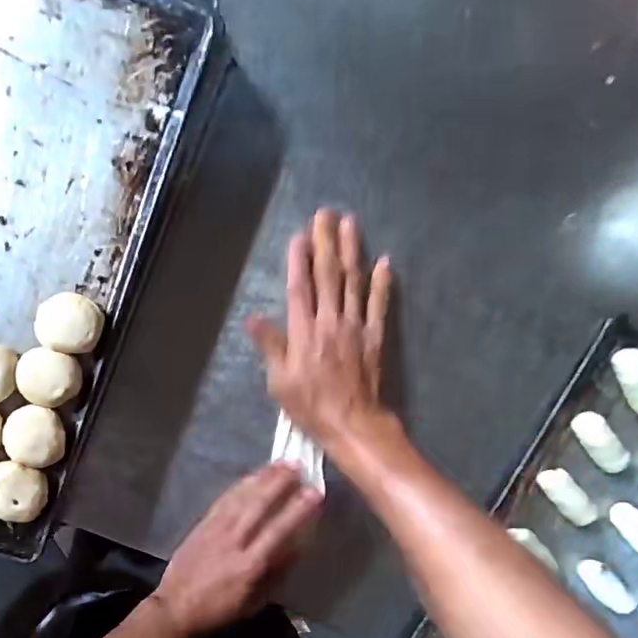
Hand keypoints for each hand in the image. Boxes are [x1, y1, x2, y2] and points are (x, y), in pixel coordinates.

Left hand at [150, 463, 321, 636]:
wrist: (175, 606)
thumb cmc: (218, 609)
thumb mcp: (253, 602)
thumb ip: (275, 575)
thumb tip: (295, 549)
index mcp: (249, 565)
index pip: (278, 531)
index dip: (297, 510)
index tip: (314, 492)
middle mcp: (233, 542)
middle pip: (259, 506)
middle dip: (280, 483)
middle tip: (298, 465)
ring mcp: (215, 530)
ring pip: (241, 498)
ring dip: (262, 478)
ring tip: (279, 463)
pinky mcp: (202, 524)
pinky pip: (223, 500)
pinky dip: (239, 486)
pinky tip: (251, 476)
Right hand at [248, 209, 394, 451]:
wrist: (352, 423)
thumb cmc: (310, 407)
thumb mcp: (280, 382)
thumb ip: (270, 346)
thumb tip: (254, 317)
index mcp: (303, 333)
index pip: (300, 288)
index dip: (298, 261)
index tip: (299, 236)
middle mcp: (330, 322)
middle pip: (328, 275)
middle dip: (326, 242)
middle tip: (326, 214)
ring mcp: (355, 327)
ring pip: (354, 281)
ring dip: (352, 250)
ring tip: (350, 223)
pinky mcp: (375, 337)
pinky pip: (379, 304)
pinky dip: (382, 282)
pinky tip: (384, 261)